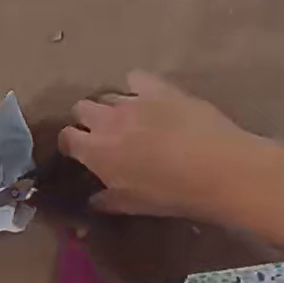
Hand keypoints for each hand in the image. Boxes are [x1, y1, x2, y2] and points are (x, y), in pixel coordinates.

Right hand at [57, 72, 283, 222]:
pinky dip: (135, 85)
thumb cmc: (167, 193)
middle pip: (81, 108)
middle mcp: (107, 121)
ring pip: (107, 94)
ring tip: (126, 118)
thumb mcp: (130, 204)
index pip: (66, 137)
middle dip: (86, 119)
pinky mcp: (161, 89)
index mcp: (94, 151)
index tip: (78, 152)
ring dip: (110, 106)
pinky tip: (145, 95)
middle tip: (101, 134)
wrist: (217, 169)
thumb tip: (94, 200)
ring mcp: (134, 101)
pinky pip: (136, 77)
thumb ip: (106, 200)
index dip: (70, 143)